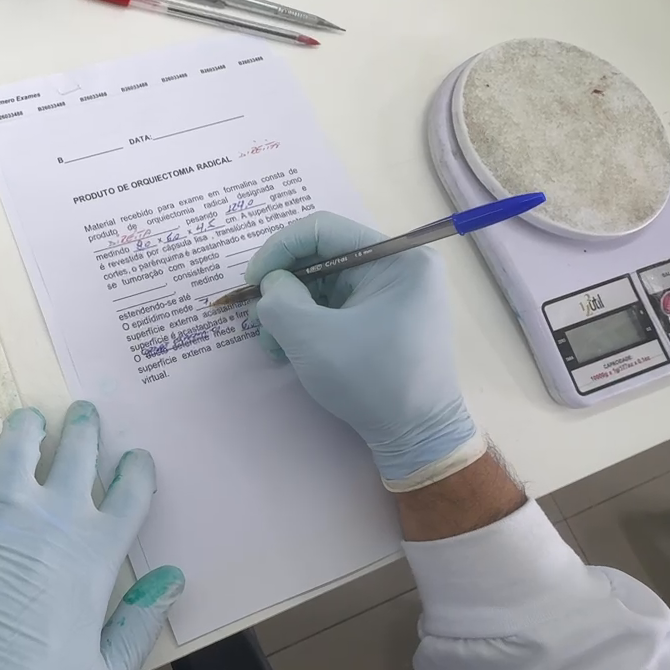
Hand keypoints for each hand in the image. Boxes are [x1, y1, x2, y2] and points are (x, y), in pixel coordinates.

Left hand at [0, 403, 184, 669]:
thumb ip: (140, 620)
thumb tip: (173, 575)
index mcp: (96, 557)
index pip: (130, 492)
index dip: (137, 469)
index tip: (136, 457)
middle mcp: (50, 521)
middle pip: (77, 450)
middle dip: (85, 426)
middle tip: (83, 413)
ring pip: (17, 444)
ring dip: (28, 428)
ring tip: (30, 422)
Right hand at [246, 211, 482, 490]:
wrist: (417, 439)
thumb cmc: (371, 381)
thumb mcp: (311, 337)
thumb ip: (278, 299)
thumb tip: (271, 286)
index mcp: (396, 259)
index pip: (320, 230)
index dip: (277, 250)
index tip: (252, 283)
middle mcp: (396, 267)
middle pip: (318, 257)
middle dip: (282, 287)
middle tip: (259, 318)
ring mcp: (388, 294)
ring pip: (319, 283)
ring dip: (288, 310)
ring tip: (274, 344)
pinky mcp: (378, 318)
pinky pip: (330, 305)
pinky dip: (304, 323)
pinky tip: (290, 349)